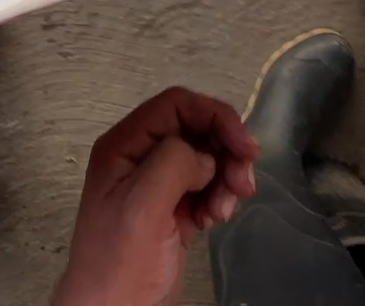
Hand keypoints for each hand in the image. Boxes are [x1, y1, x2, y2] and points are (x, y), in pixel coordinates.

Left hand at [52, 87, 259, 305]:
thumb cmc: (119, 260)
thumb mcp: (142, 205)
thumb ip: (172, 162)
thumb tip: (204, 155)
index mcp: (125, 143)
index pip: (175, 105)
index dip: (214, 115)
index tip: (245, 145)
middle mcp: (139, 155)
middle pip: (194, 129)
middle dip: (224, 150)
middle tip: (244, 183)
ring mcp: (155, 182)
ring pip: (203, 158)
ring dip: (224, 177)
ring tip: (224, 209)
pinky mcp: (171, 208)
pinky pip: (204, 186)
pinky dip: (217, 197)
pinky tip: (215, 219)